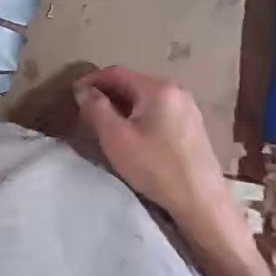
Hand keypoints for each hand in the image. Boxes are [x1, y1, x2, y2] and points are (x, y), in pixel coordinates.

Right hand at [76, 67, 233, 233]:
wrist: (202, 202)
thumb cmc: (156, 167)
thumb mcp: (117, 138)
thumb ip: (96, 108)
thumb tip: (84, 90)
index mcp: (158, 88)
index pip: (117, 73)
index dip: (92, 80)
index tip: (73, 93)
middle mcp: (176, 91)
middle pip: (133, 84)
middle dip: (107, 95)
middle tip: (86, 111)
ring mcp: (188, 109)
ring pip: (146, 100)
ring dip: (123, 107)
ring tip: (105, 124)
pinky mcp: (192, 127)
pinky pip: (159, 112)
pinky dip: (139, 117)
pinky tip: (132, 136)